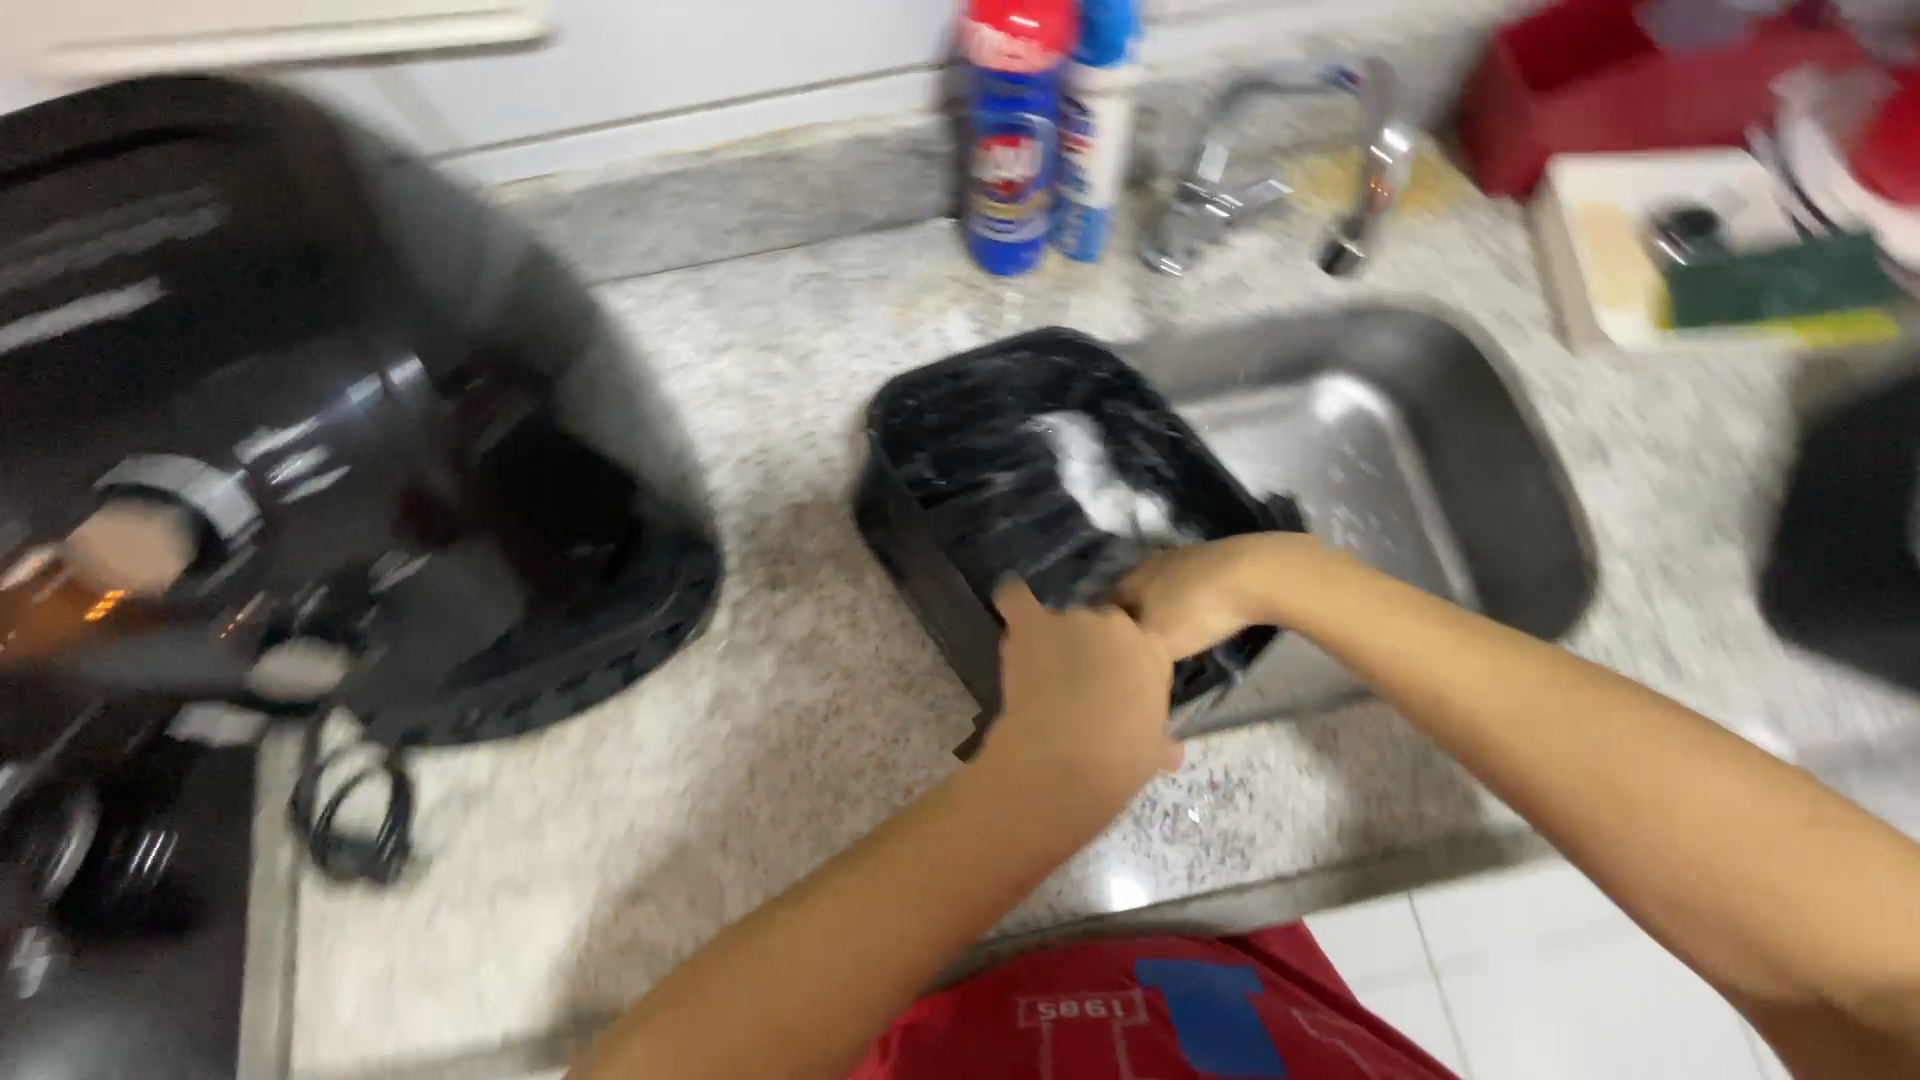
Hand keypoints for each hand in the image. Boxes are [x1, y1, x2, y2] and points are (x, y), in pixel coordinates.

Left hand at [981, 579, 1178, 810]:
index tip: (1109, 687)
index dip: (1120, 663)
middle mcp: (1116, 625)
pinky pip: (1016, 599)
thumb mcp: (1151, 751)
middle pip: (1099, 625)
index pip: (1137, 643)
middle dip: (1086, 648)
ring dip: (1049, 639)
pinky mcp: (1033, 625)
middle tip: (1072, 681)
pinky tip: (1008, 602)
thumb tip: (1173, 755)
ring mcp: (1074, 620)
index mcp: (1152, 651)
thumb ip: (1159, 741)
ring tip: (1037, 671)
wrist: (1071, 757)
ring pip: (1058, 620)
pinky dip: (1011, 599)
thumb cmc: (1120, 759)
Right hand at [1112, 533, 1323, 658]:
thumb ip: (1131, 649)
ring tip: (1166, 632)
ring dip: (1156, 607)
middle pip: (1128, 595)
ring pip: (1156, 588)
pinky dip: (1182, 599)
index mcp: (1125, 584)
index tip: (1108, 652)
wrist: (1252, 573)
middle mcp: (1144, 566)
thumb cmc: (1195, 612)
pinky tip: (1193, 613)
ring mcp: (1177, 558)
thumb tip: (1117, 653)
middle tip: (1137, 645)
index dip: (1101, 630)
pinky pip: (1183, 584)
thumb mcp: (1155, 642)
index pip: (1100, 608)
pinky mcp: (1207, 557)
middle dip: (1129, 618)